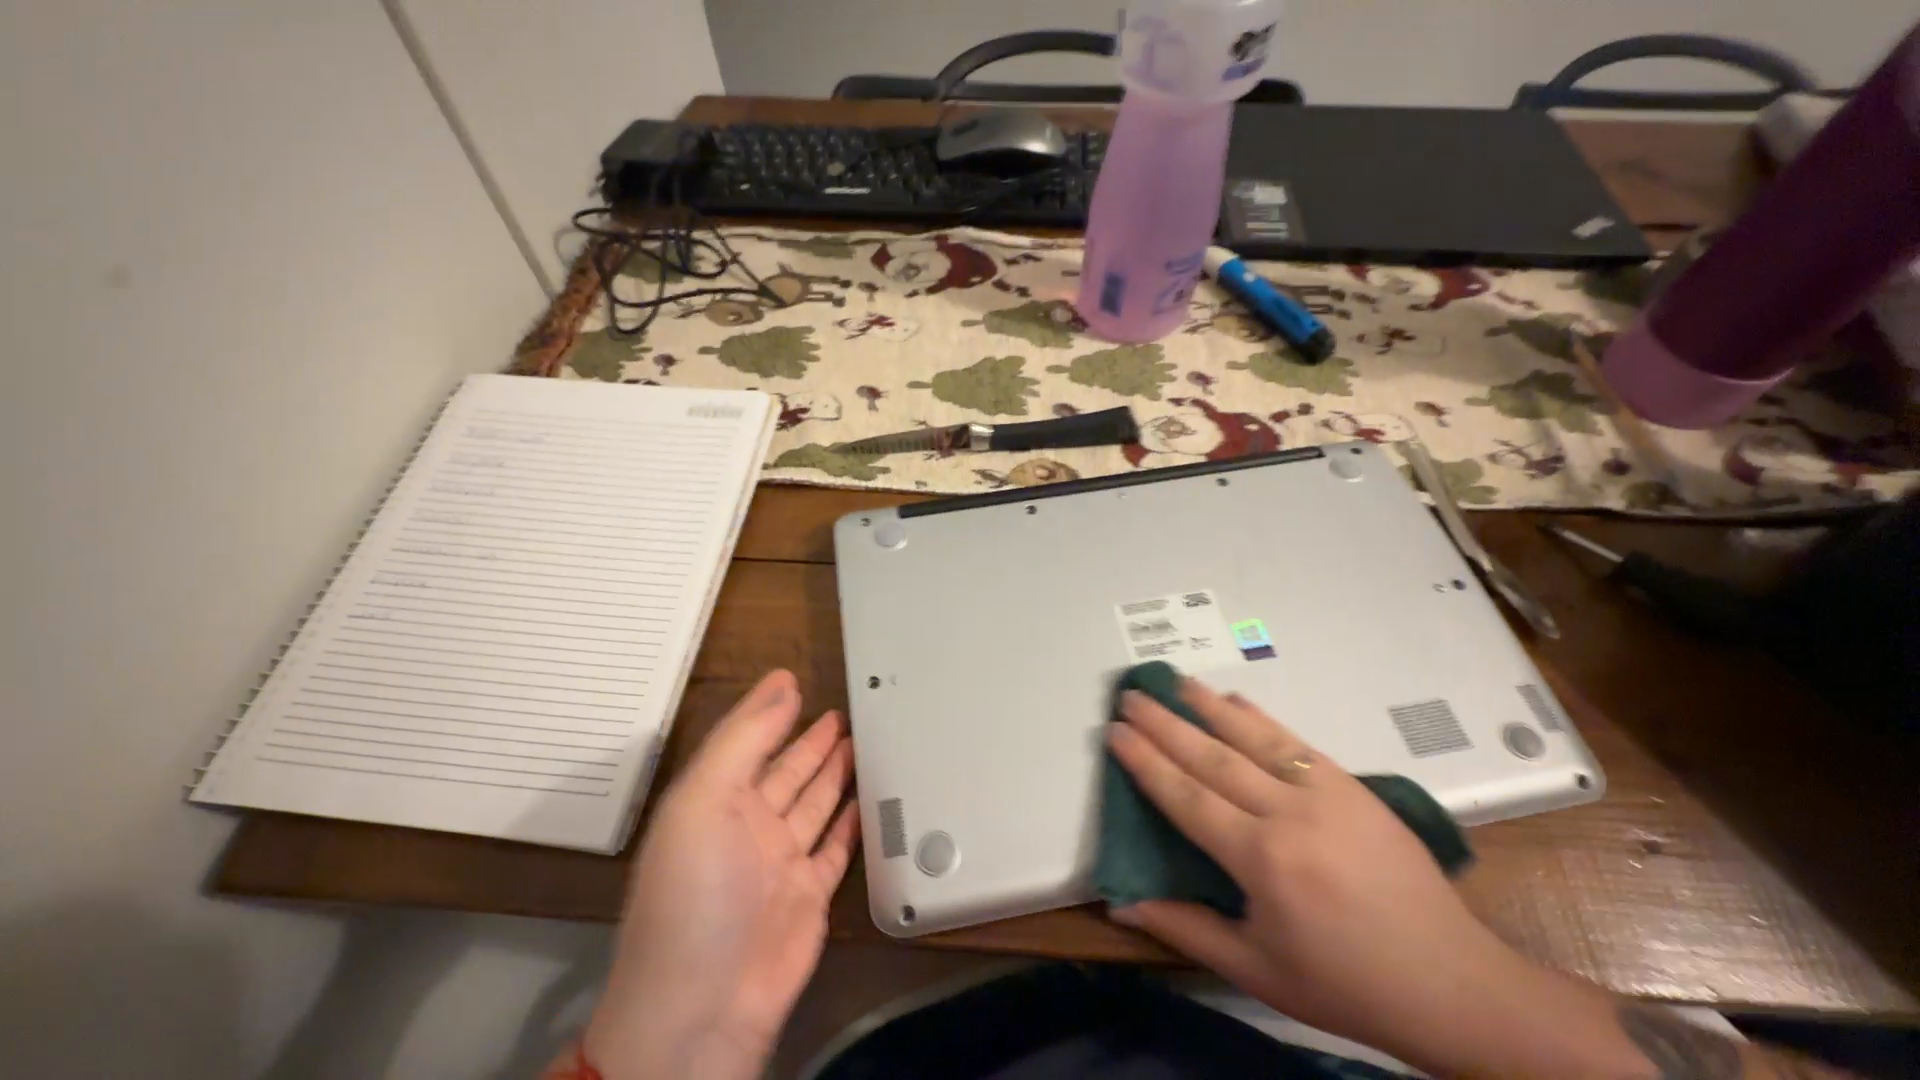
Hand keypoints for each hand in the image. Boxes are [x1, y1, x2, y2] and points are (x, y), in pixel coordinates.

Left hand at [584, 670, 858, 1079]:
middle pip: (786, 771)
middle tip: (842, 711)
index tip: (794, 680)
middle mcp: (746, 826)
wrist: (705, 1004)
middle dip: (810, 741)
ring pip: (814, 804)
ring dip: (833, 773)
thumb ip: (743, 741)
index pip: (747, 742)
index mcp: (713, 800)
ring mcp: (779, 862)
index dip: (770, 710)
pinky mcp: (810, 895)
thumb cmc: (694, 894)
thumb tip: (781, 687)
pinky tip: (865, 800)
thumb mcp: (702, 800)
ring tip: (861, 741)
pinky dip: (850, 822)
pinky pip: (836, 848)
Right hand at [1106, 680, 1648, 1077]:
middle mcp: (1291, 815)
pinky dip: (1260, 719)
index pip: (1188, 798)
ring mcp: (1327, 794)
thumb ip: (1186, 929)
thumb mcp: (1256, 971)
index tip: (1115, 734)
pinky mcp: (1355, 788)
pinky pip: (1296, 743)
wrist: (1449, 981)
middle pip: (1214, 758)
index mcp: (1262, 861)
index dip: (1147, 763)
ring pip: (1255, 738)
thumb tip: (1121, 904)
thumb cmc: (1344, 985)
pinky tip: (1235, 701)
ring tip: (1173, 681)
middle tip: (1131, 697)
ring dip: (1209, 707)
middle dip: (1166, 724)